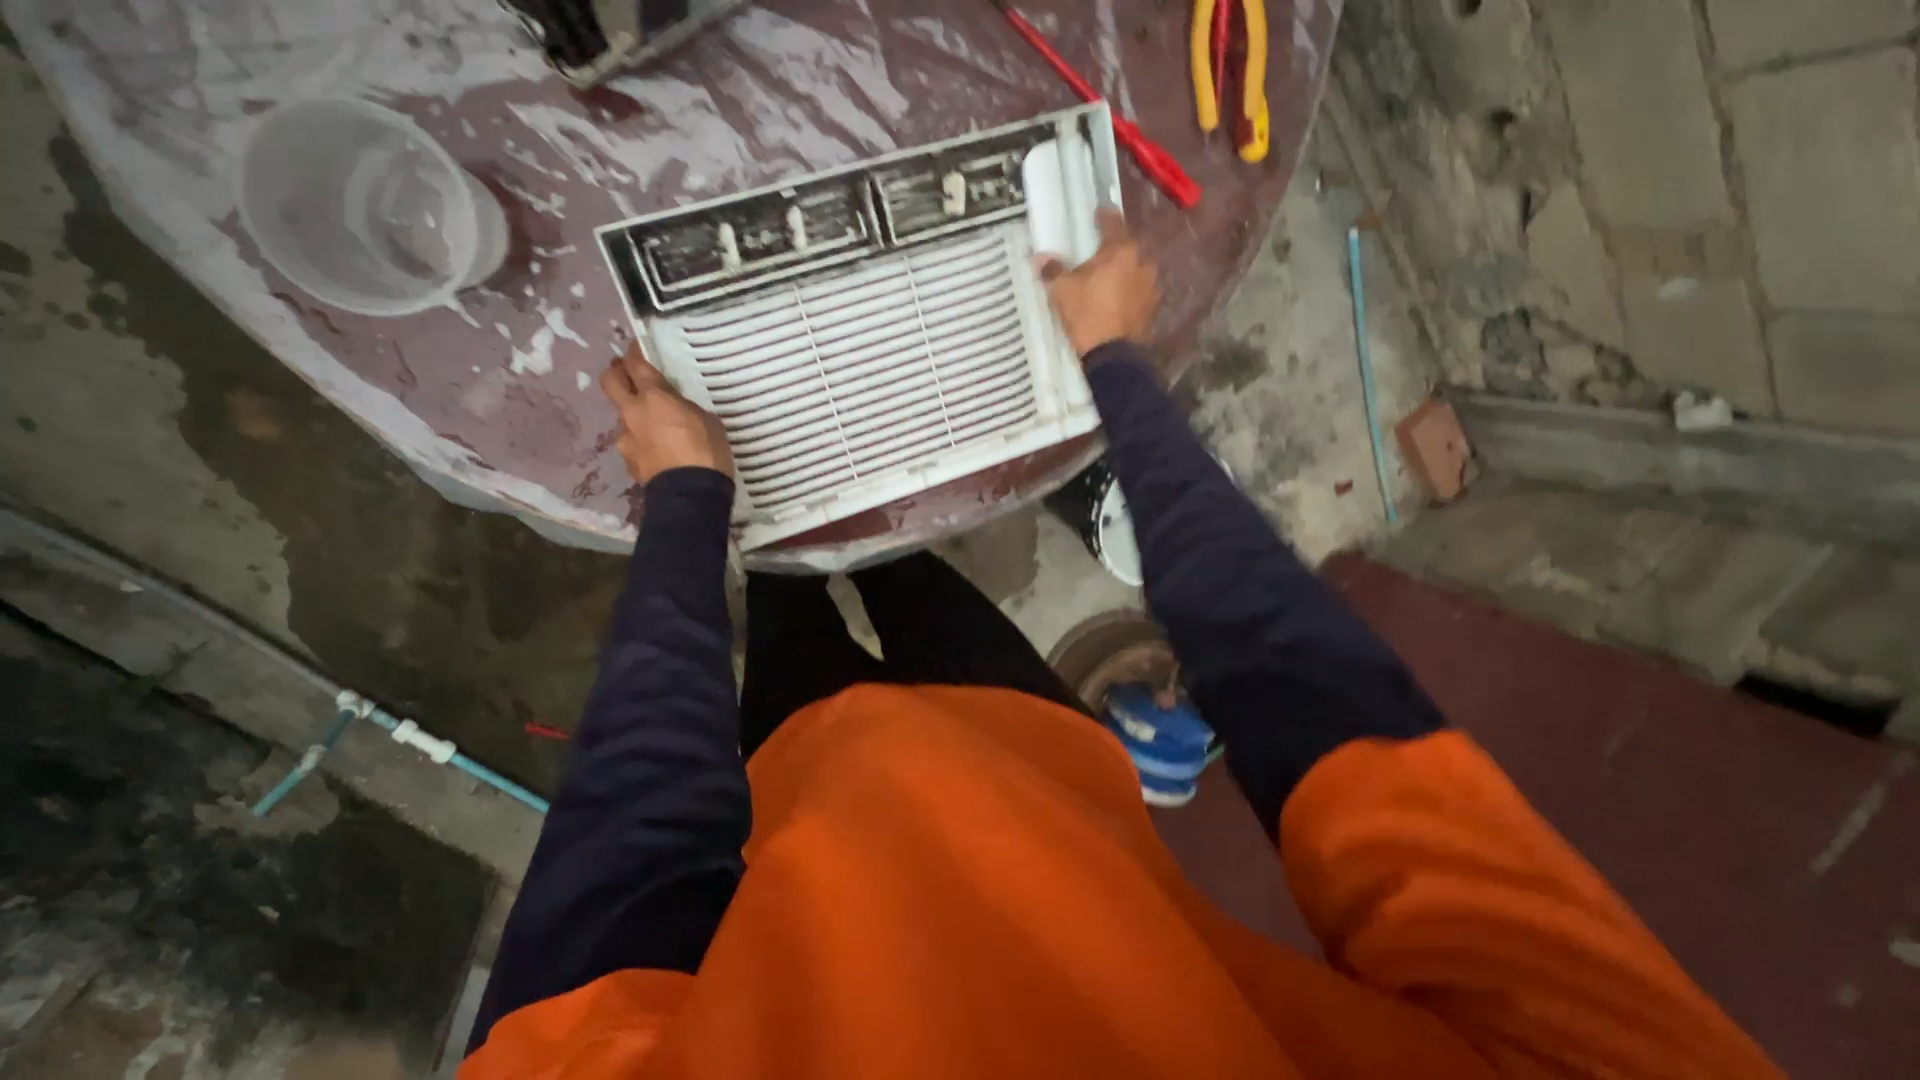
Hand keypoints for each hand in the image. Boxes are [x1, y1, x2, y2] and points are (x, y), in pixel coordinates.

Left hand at [599, 344, 733, 484]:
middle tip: (626, 372)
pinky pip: (632, 443)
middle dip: (615, 372)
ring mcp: (626, 438)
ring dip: (633, 415)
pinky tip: (657, 450)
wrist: (690, 495)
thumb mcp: (708, 421)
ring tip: (653, 425)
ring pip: (623, 416)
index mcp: (654, 397)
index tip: (637, 347)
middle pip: (610, 382)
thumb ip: (686, 408)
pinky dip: (641, 442)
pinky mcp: (628, 461)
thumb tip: (677, 409)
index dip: (635, 352)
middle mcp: (633, 413)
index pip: (636, 364)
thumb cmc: (706, 452)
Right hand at [1036, 207, 1160, 358]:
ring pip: (1136, 267)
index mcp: (1121, 249)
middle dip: (1114, 247)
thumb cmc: (1087, 314)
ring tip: (1108, 277)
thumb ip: (1053, 269)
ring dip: (1124, 269)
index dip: (1103, 215)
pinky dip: (1130, 288)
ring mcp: (1152, 283)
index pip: (1113, 221)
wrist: (1113, 355)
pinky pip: (1140, 288)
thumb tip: (1041, 258)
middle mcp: (1143, 260)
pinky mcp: (1154, 305)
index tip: (1097, 213)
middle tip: (1099, 251)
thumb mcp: (1063, 290)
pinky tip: (1118, 297)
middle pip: (1127, 245)